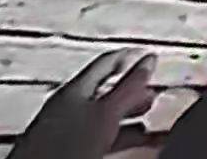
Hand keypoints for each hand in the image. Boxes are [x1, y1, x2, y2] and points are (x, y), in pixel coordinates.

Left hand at [9, 49, 156, 158]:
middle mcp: (62, 108)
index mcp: (72, 91)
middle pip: (103, 92)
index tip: (148, 57)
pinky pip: (93, 138)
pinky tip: (126, 144)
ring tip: (145, 127)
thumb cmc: (65, 148)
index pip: (106, 62)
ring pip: (99, 118)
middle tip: (150, 95)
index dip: (130, 56)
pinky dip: (114, 138)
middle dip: (130, 94)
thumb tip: (149, 59)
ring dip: (125, 119)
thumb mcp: (108, 112)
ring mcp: (57, 133)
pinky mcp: (58, 153)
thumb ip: (130, 84)